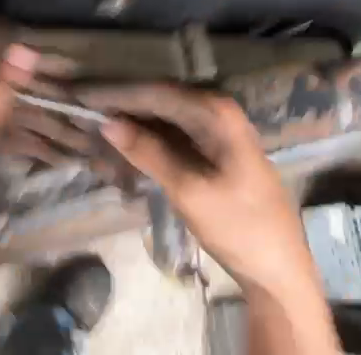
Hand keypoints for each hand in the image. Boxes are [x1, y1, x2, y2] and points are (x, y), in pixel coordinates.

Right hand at [81, 83, 320, 298]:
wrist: (280, 268)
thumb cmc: (239, 227)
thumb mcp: (189, 190)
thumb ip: (148, 152)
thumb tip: (107, 122)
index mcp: (215, 111)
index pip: (154, 91)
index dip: (115, 93)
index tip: (80, 95)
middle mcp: (216, 109)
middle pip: (158, 98)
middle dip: (120, 103)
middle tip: (80, 107)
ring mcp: (216, 128)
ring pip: (163, 115)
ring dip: (132, 119)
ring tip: (93, 122)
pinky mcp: (213, 148)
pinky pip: (173, 132)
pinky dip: (147, 135)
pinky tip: (123, 141)